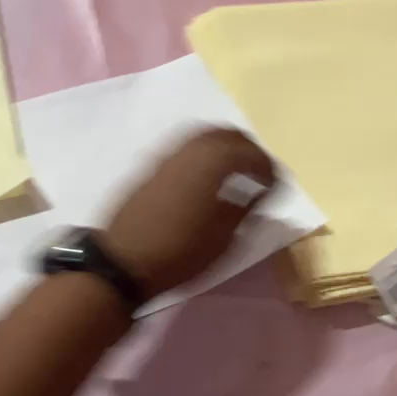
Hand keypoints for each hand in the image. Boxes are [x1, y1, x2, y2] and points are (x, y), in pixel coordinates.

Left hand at [100, 127, 275, 299]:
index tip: (275, 185)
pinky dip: (202, 155)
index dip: (268, 168)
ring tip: (233, 174)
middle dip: (247, 150)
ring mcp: (166, 156)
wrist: (122, 261)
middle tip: (258, 173)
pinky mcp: (151, 167)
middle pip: (226, 134)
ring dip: (223, 149)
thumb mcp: (224, 239)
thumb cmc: (179, 253)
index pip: (251, 153)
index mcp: (213, 162)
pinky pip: (184, 149)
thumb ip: (247, 209)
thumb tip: (261, 193)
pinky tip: (204, 180)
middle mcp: (190, 149)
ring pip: (202, 137)